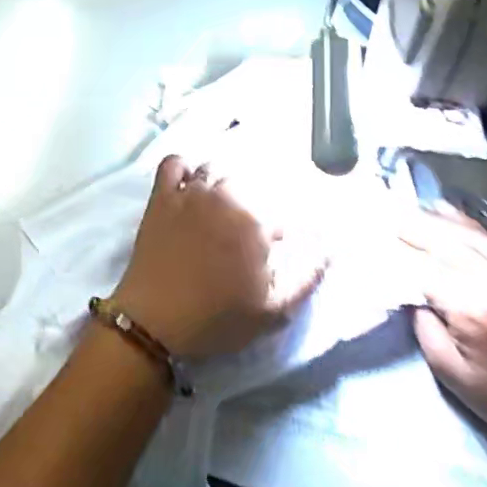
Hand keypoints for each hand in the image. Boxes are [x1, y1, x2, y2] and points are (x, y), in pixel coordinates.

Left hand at [111, 155, 326, 361]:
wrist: (156, 323)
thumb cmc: (218, 318)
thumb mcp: (274, 309)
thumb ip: (308, 273)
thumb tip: (330, 243)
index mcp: (256, 219)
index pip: (280, 207)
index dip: (279, 227)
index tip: (272, 246)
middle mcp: (226, 195)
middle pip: (247, 182)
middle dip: (252, 201)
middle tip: (241, 230)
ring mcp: (190, 192)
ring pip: (213, 169)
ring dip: (220, 183)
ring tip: (218, 206)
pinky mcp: (161, 195)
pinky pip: (174, 163)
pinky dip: (183, 168)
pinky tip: (187, 184)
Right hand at [404, 206, 486, 486]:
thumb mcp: (459, 381)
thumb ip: (428, 331)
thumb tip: (416, 298)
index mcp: (476, 309)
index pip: (424, 265)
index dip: (397, 252)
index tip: (375, 240)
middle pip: (447, 239)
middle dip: (415, 225)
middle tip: (387, 214)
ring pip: (473, 234)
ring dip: (440, 219)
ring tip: (413, 208)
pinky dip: (469, 227)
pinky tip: (452, 220)